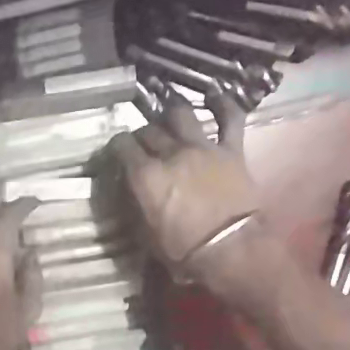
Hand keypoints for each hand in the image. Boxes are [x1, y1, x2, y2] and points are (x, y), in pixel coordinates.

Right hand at [109, 93, 266, 287]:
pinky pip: (229, 117)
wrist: (232, 251)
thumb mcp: (149, 237)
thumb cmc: (186, 254)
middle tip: (142, 143)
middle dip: (142, 135)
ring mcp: (202, 147)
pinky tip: (215, 95)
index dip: (116, 147)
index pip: (122, 147)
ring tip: (167, 113)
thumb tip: (133, 194)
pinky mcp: (231, 149)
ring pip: (181, 114)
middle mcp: (171, 154)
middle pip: (150, 131)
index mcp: (146, 177)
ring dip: (171, 111)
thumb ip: (138, 208)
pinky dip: (222, 103)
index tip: (116, 153)